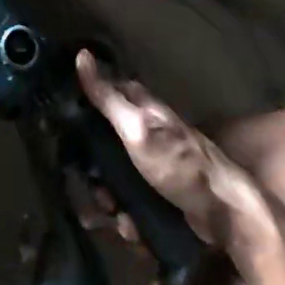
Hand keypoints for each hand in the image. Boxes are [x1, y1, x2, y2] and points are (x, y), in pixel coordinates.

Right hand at [76, 49, 242, 245]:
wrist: (223, 211)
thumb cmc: (178, 162)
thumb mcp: (136, 128)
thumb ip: (107, 97)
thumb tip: (81, 55)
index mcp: (142, 108)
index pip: (104, 94)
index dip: (83, 106)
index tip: (62, 125)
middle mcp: (147, 131)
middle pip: (106, 144)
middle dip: (95, 172)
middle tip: (93, 192)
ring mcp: (154, 164)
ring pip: (117, 179)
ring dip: (112, 202)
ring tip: (116, 219)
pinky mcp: (161, 194)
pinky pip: (133, 204)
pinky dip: (130, 218)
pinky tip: (133, 229)